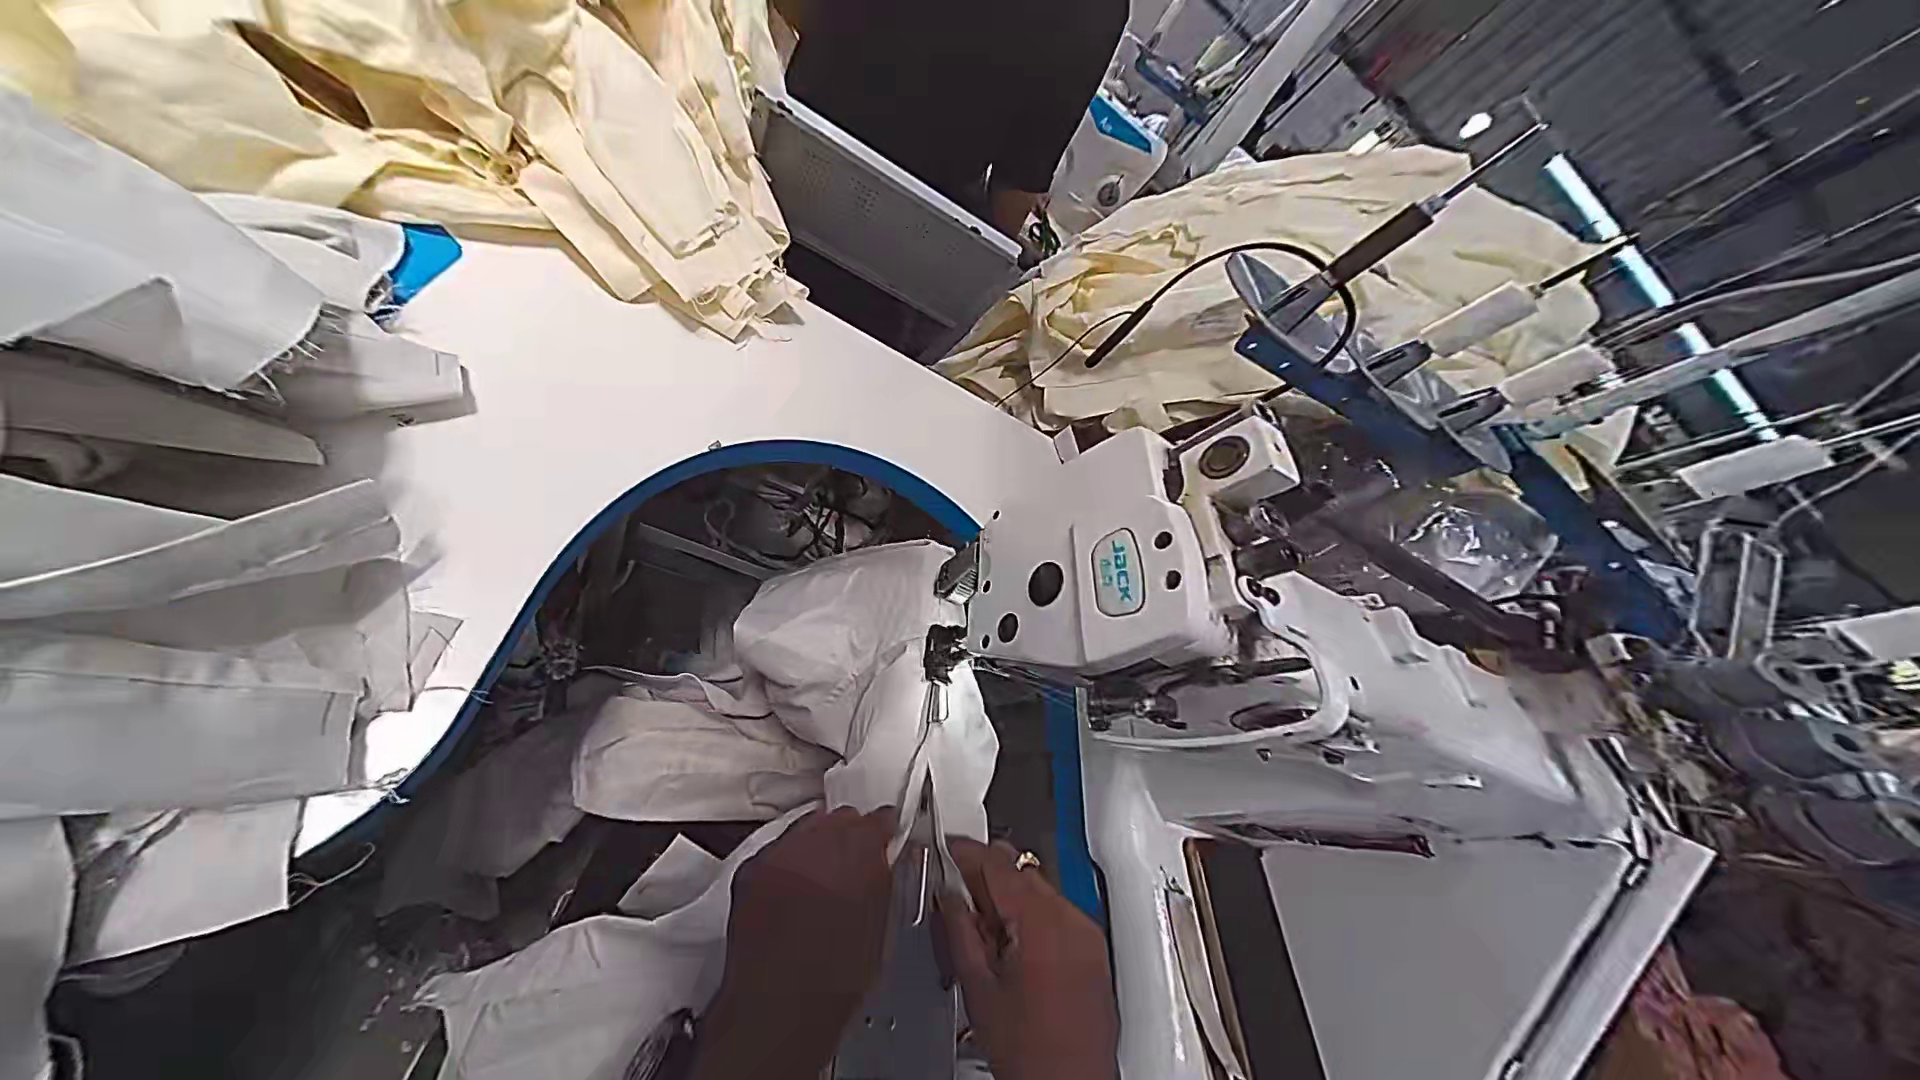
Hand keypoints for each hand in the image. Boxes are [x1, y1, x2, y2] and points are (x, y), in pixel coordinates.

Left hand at [692, 807, 896, 1079]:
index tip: (885, 836)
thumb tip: (887, 860)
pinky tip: (794, 881)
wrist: (777, 1011)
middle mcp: (818, 843)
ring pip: (808, 825)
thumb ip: (885, 879)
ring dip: (819, 841)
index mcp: (859, 853)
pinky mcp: (752, 868)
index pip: (878, 819)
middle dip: (851, 834)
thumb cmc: (831, 981)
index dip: (884, 830)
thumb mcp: (880, 926)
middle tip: (855, 858)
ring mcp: (782, 853)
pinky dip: (788, 857)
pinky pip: (777, 846)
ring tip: (823, 870)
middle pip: (842, 817)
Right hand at [941, 839, 1117, 1079]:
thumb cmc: (1031, 1056)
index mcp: (1039, 923)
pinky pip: (1057, 910)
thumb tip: (950, 896)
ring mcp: (1086, 931)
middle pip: (1021, 871)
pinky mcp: (1093, 946)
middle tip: (959, 891)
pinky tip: (1013, 945)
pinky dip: (1032, 914)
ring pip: (1039, 888)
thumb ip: (960, 929)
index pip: (998, 863)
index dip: (968, 852)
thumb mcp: (978, 987)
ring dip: (1010, 896)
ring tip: (987, 932)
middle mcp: (1070, 918)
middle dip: (987, 875)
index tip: (950, 848)